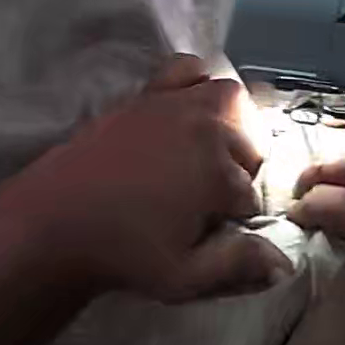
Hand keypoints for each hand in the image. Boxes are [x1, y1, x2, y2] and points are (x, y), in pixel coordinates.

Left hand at [0, 54, 291, 302]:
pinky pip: (184, 67)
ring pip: (229, 97)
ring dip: (231, 122)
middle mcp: (203, 126)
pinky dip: (196, 79)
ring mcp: (173, 102)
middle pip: (248, 141)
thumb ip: (238, 266)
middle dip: (241, 168)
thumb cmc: (124, 250)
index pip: (253, 193)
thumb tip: (285, 259)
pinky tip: (189, 106)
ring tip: (210, 152)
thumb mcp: (185, 277)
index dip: (240, 216)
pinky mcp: (147, 92)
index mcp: (216, 172)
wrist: (59, 215)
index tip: (220, 229)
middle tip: (213, 197)